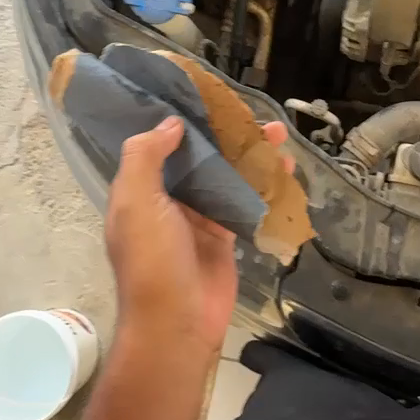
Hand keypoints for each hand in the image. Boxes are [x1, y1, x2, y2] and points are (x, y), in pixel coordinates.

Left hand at [105, 116, 290, 351]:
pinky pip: (244, 202)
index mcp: (140, 191)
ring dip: (250, 156)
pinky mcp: (224, 235)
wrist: (178, 322)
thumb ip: (146, 158)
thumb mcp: (136, 203)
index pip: (160, 146)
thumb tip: (171, 123)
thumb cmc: (152, 260)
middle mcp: (168, 200)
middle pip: (199, 157)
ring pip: (226, 176)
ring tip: (278, 135)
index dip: (181, 121)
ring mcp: (198, 218)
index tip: (205, 97)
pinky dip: (263, 185)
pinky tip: (284, 168)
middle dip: (225, 135)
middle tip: (253, 116)